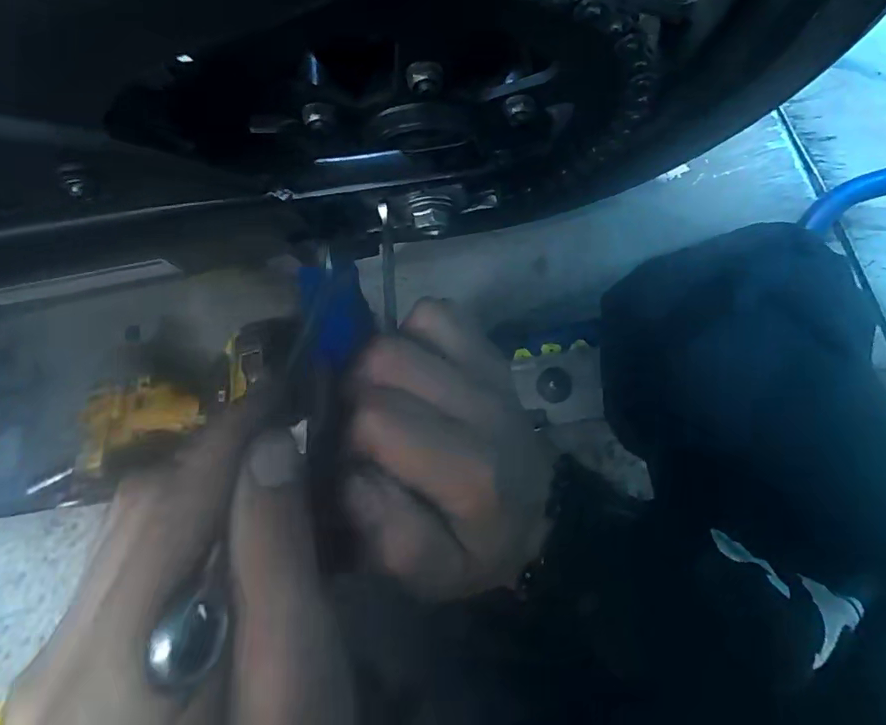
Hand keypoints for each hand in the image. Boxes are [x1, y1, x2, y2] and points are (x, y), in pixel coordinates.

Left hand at [6, 403, 351, 724]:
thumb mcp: (297, 691)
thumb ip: (277, 567)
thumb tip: (268, 449)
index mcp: (112, 671)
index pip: (171, 505)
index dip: (231, 433)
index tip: (285, 392)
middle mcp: (55, 665)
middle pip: (136, 512)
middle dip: (215, 457)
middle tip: (285, 440)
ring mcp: (44, 684)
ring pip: (121, 538)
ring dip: (196, 493)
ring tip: (261, 486)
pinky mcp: (56, 695)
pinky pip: (117, 576)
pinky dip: (175, 538)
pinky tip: (222, 558)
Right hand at [343, 298, 557, 601]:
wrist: (540, 511)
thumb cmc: (479, 547)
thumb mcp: (434, 573)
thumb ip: (386, 534)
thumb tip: (349, 475)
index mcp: (469, 470)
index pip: (376, 420)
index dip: (344, 436)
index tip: (348, 461)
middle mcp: (482, 407)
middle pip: (383, 360)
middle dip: (352, 390)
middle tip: (355, 424)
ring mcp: (488, 369)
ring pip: (404, 330)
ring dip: (377, 359)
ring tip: (381, 394)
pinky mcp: (489, 348)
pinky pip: (435, 311)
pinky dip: (410, 331)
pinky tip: (412, 367)